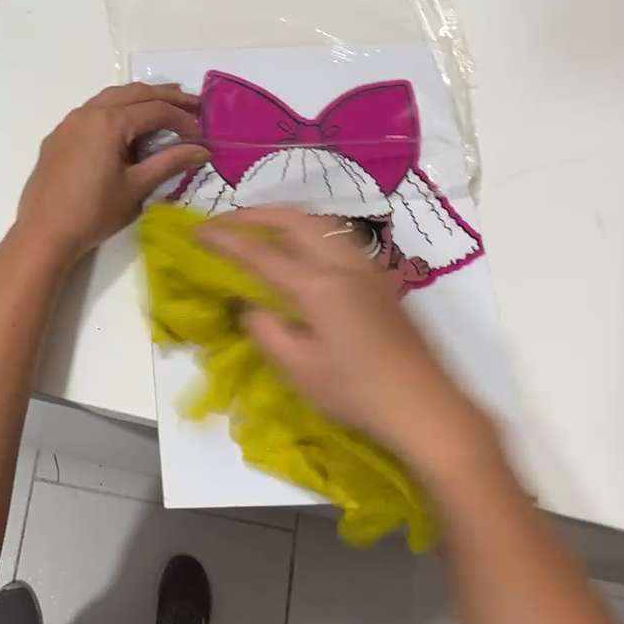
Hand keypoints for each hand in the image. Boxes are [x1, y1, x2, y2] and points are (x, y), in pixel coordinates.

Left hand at [13, 83, 209, 265]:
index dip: (183, 120)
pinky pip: (91, 113)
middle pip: (134, 94)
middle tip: (192, 105)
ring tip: (164, 107)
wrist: (43, 233)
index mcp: (109, 122)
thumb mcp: (135, 188)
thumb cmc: (92, 213)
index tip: (202, 136)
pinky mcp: (57, 138)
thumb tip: (203, 151)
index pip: (155, 111)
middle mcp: (87, 113)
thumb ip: (170, 163)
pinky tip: (125, 127)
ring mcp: (68, 124)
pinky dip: (115, 111)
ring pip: (110, 98)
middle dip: (165, 97)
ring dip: (139, 100)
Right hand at [200, 206, 498, 483]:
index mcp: (319, 287)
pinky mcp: (381, 282)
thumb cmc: (357, 394)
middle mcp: (344, 266)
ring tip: (259, 230)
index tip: (195, 233)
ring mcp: (368, 271)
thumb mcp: (298, 369)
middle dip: (255, 215)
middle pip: (295, 220)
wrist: (427, 408)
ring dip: (284, 219)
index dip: (224, 240)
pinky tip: (300, 253)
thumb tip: (248, 305)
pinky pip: (338, 239)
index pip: (260, 252)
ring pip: (321, 224)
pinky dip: (308, 233)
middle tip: (224, 224)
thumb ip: (265, 329)